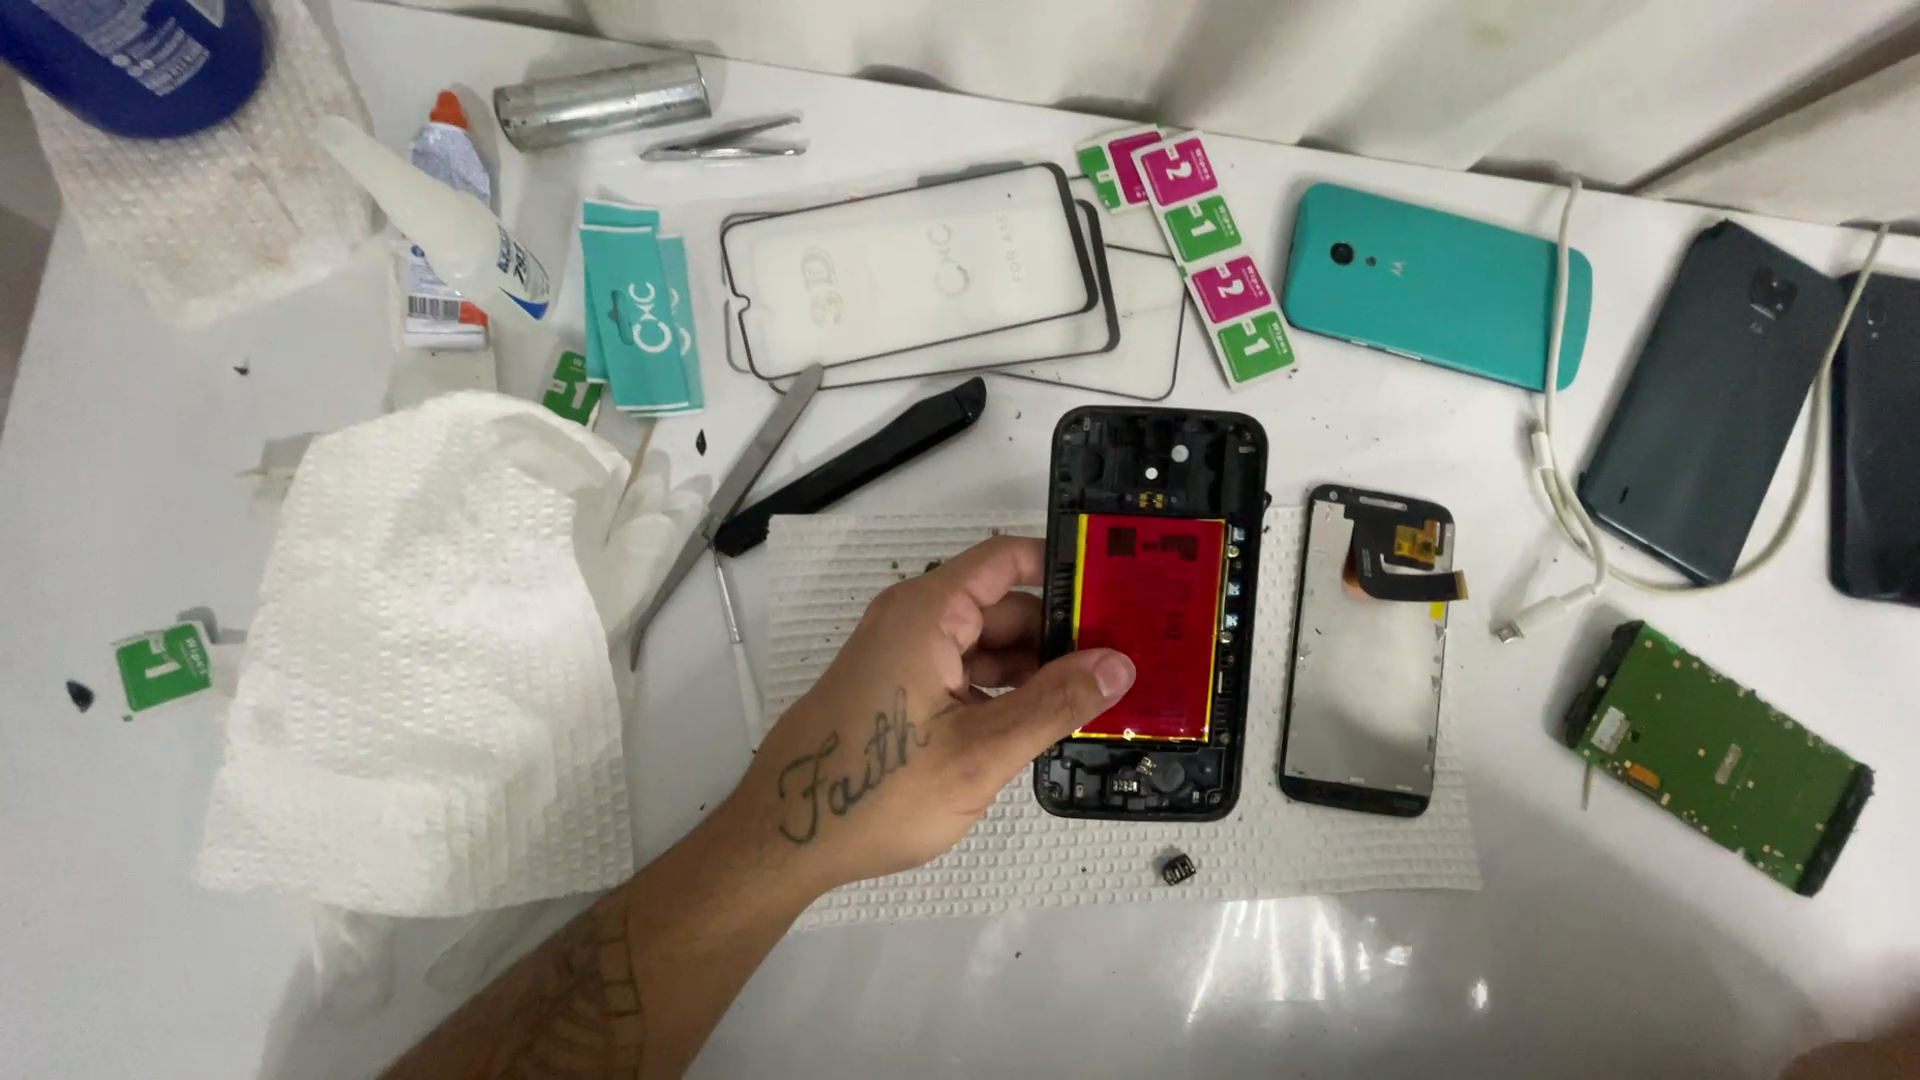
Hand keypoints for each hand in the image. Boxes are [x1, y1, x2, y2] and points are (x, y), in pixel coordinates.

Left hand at [723, 535, 1135, 894]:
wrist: (784, 838)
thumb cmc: (878, 791)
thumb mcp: (979, 752)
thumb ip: (1053, 704)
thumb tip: (1119, 663)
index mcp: (928, 612)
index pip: (1006, 559)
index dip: (1061, 568)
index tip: (1116, 593)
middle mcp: (913, 620)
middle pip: (1000, 605)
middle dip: (1057, 632)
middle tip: (1121, 665)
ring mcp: (902, 655)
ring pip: (983, 644)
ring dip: (1033, 668)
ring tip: (1092, 699)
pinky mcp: (897, 688)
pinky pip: (961, 672)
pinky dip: (1000, 690)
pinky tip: (1038, 723)